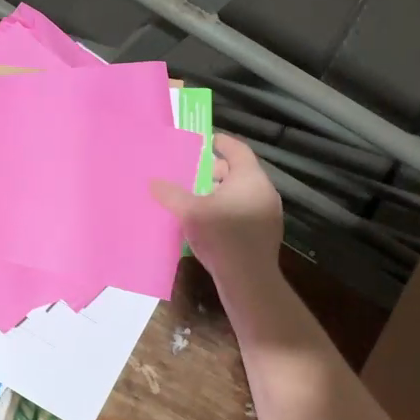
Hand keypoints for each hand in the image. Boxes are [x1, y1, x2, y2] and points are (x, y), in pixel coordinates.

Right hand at [151, 133, 282, 277]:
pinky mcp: (262, 232)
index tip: (203, 139)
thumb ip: (171, 194)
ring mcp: (266, 213)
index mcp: (250, 179)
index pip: (237, 150)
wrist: (249, 279)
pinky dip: (224, 208)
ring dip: (216, 192)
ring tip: (191, 197)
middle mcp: (263, 191)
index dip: (220, 142)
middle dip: (212, 171)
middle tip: (188, 172)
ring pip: (238, 193)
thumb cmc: (222, 237)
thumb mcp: (190, 212)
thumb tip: (153, 182)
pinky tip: (205, 221)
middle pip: (236, 172)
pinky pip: (241, 210)